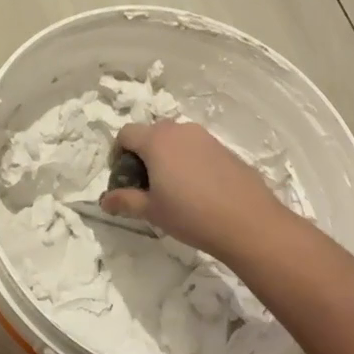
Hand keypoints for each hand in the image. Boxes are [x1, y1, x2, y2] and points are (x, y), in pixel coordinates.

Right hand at [99, 121, 292, 254]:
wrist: (249, 223)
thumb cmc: (191, 214)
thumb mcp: (151, 211)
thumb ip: (124, 201)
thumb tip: (104, 201)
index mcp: (156, 140)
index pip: (125, 134)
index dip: (117, 154)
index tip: (122, 179)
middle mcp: (180, 131)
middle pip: (150, 134)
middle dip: (141, 155)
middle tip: (144, 185)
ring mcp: (205, 138)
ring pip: (175, 140)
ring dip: (165, 157)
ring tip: (170, 188)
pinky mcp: (225, 149)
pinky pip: (196, 148)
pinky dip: (187, 161)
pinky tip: (196, 190)